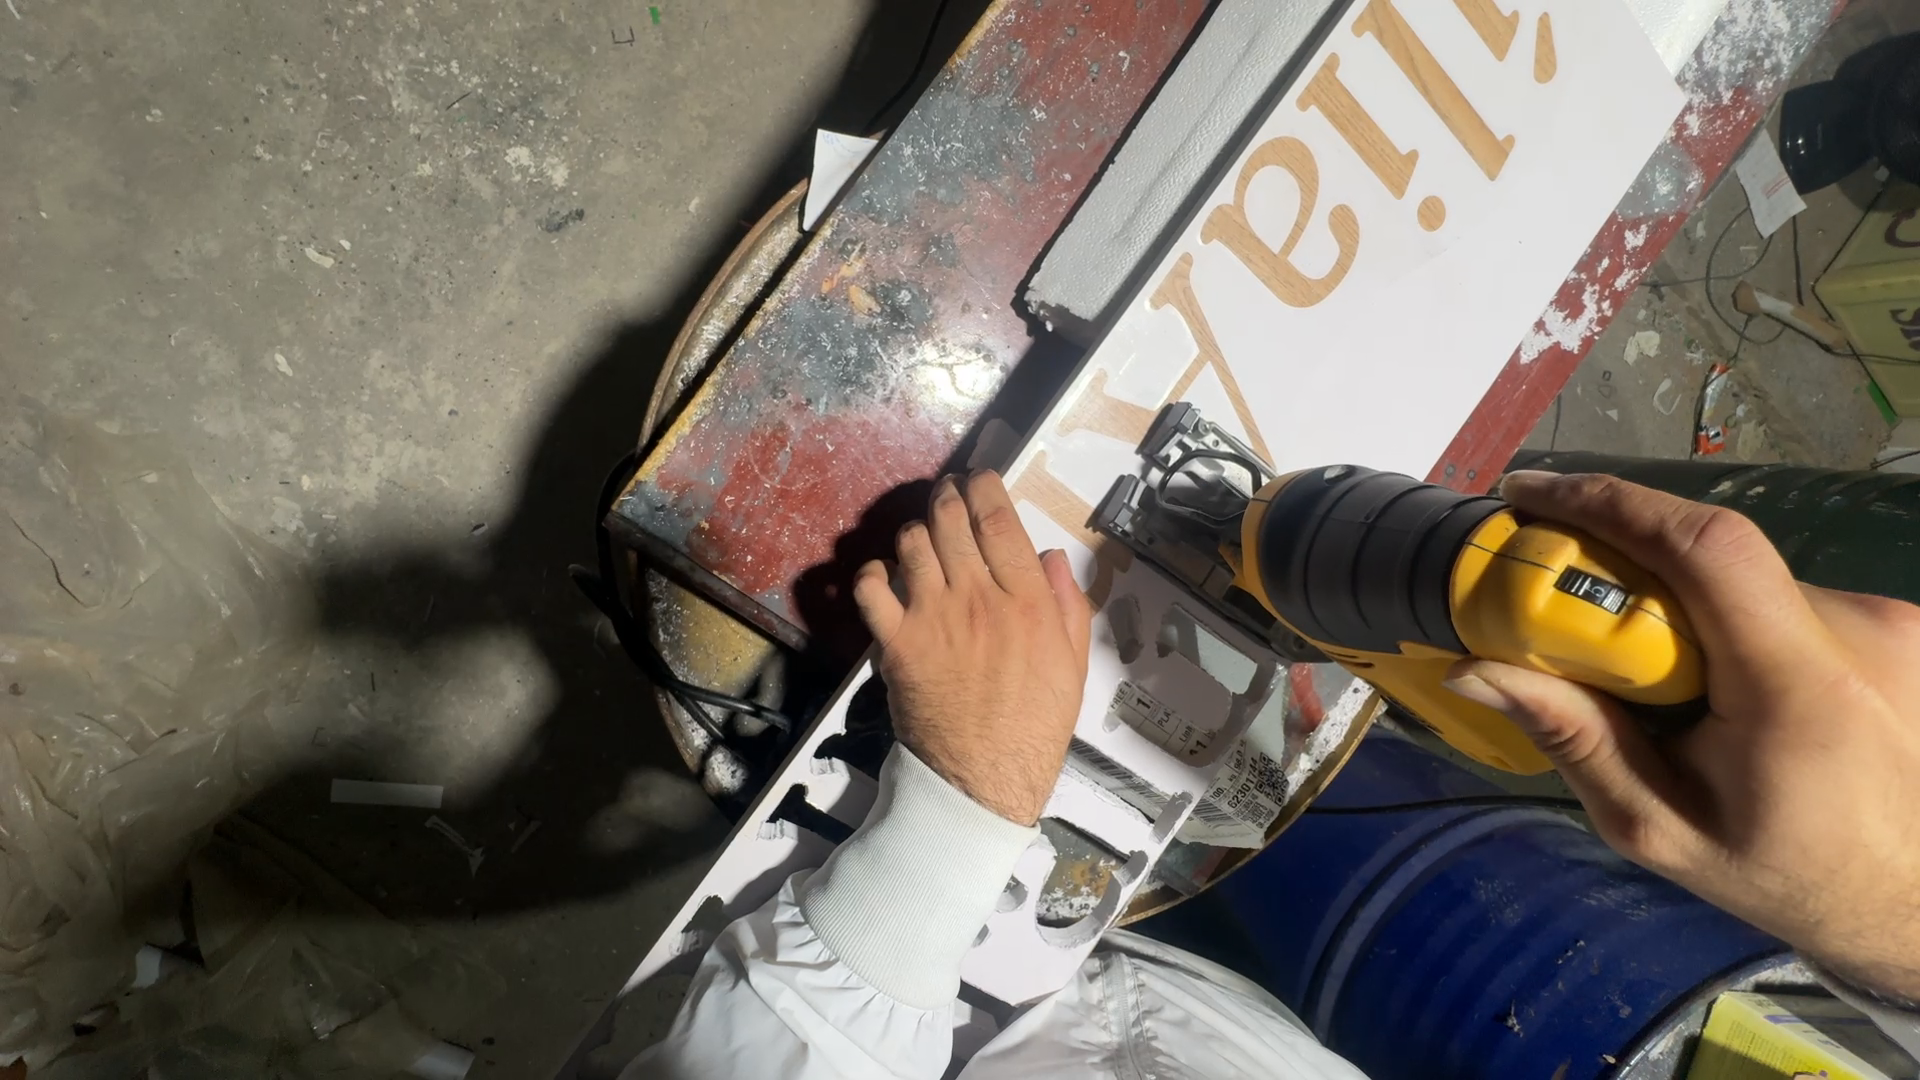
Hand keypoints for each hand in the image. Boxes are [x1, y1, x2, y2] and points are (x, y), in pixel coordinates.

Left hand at [852, 470, 1092, 825]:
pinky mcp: (896, 644)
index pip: (1000, 523)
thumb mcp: (1073, 666)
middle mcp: (978, 599)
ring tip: (924, 536)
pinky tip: (884, 576)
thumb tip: (1050, 555)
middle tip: (948, 492)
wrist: (983, 779)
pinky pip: (872, 590)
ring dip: (917, 530)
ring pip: (913, 545)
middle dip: (947, 494)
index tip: (981, 477)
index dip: (986, 488)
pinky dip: (873, 573)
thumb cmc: (1035, 725)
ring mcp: (933, 619)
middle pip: (953, 522)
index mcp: (1027, 603)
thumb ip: (1068, 605)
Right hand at [1444, 471, 1919, 999]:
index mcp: (1802, 686)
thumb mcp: (1651, 822)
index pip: (1705, 547)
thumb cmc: (1782, 871)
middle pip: (1704, 554)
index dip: (1608, 502)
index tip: (1524, 494)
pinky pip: (1763, 591)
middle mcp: (1863, 633)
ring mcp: (1889, 625)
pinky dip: (1702, 607)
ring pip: (1732, 573)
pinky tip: (1689, 664)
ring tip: (1625, 654)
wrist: (1919, 906)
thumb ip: (1569, 737)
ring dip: (1659, 591)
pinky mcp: (1892, 627)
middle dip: (1610, 558)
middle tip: (1544, 589)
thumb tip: (1468, 671)